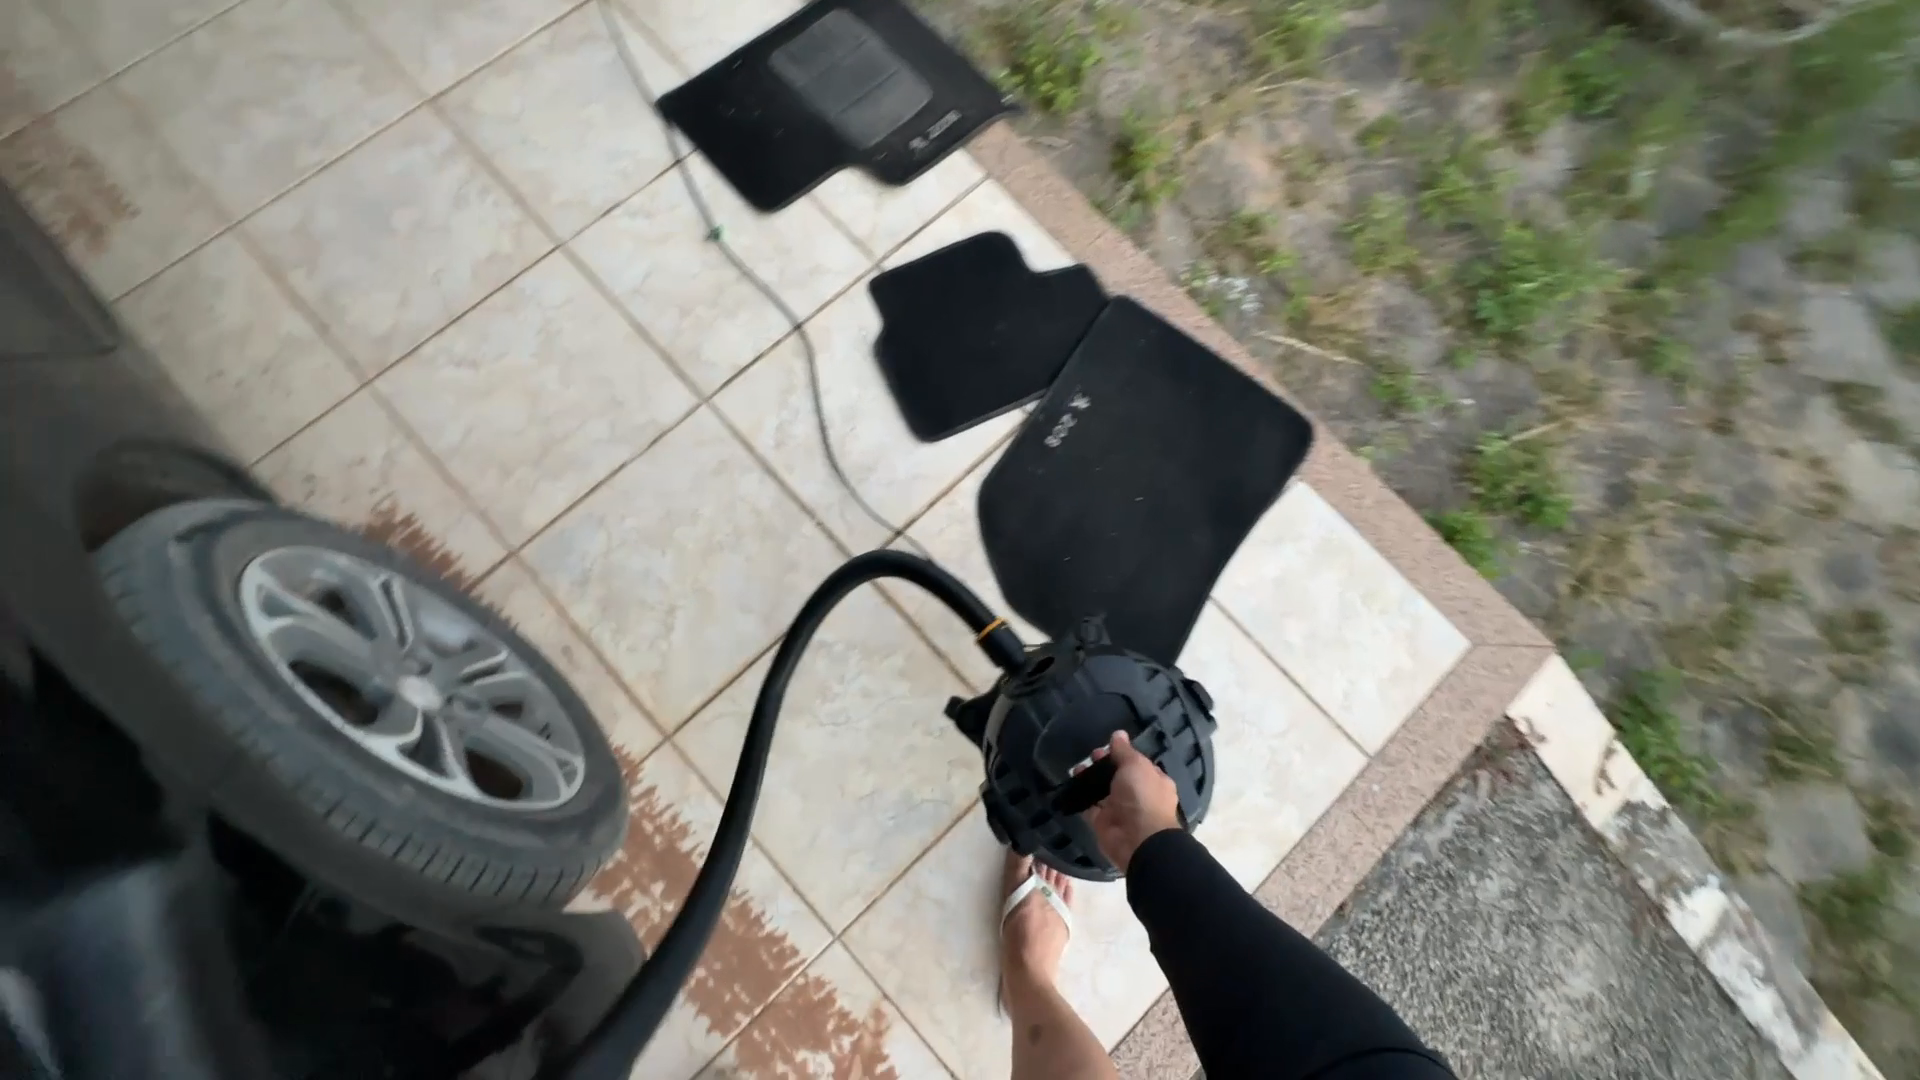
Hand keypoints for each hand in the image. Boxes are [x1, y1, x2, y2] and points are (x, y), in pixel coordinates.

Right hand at [1082, 731, 1180, 873]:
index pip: (1137, 764)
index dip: (1123, 754)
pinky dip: (1081, 797)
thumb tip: (1118, 733)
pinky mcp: (1103, 822)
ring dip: (1091, 779)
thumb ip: (1124, 751)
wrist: (1137, 839)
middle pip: (1118, 776)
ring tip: (1077, 768)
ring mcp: (1120, 810)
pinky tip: (1072, 784)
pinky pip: (1090, 807)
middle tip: (1091, 755)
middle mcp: (1138, 795)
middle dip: (1105, 765)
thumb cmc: (1142, 796)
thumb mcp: (1135, 765)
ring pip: (1103, 790)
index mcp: (1153, 781)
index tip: (1108, 746)